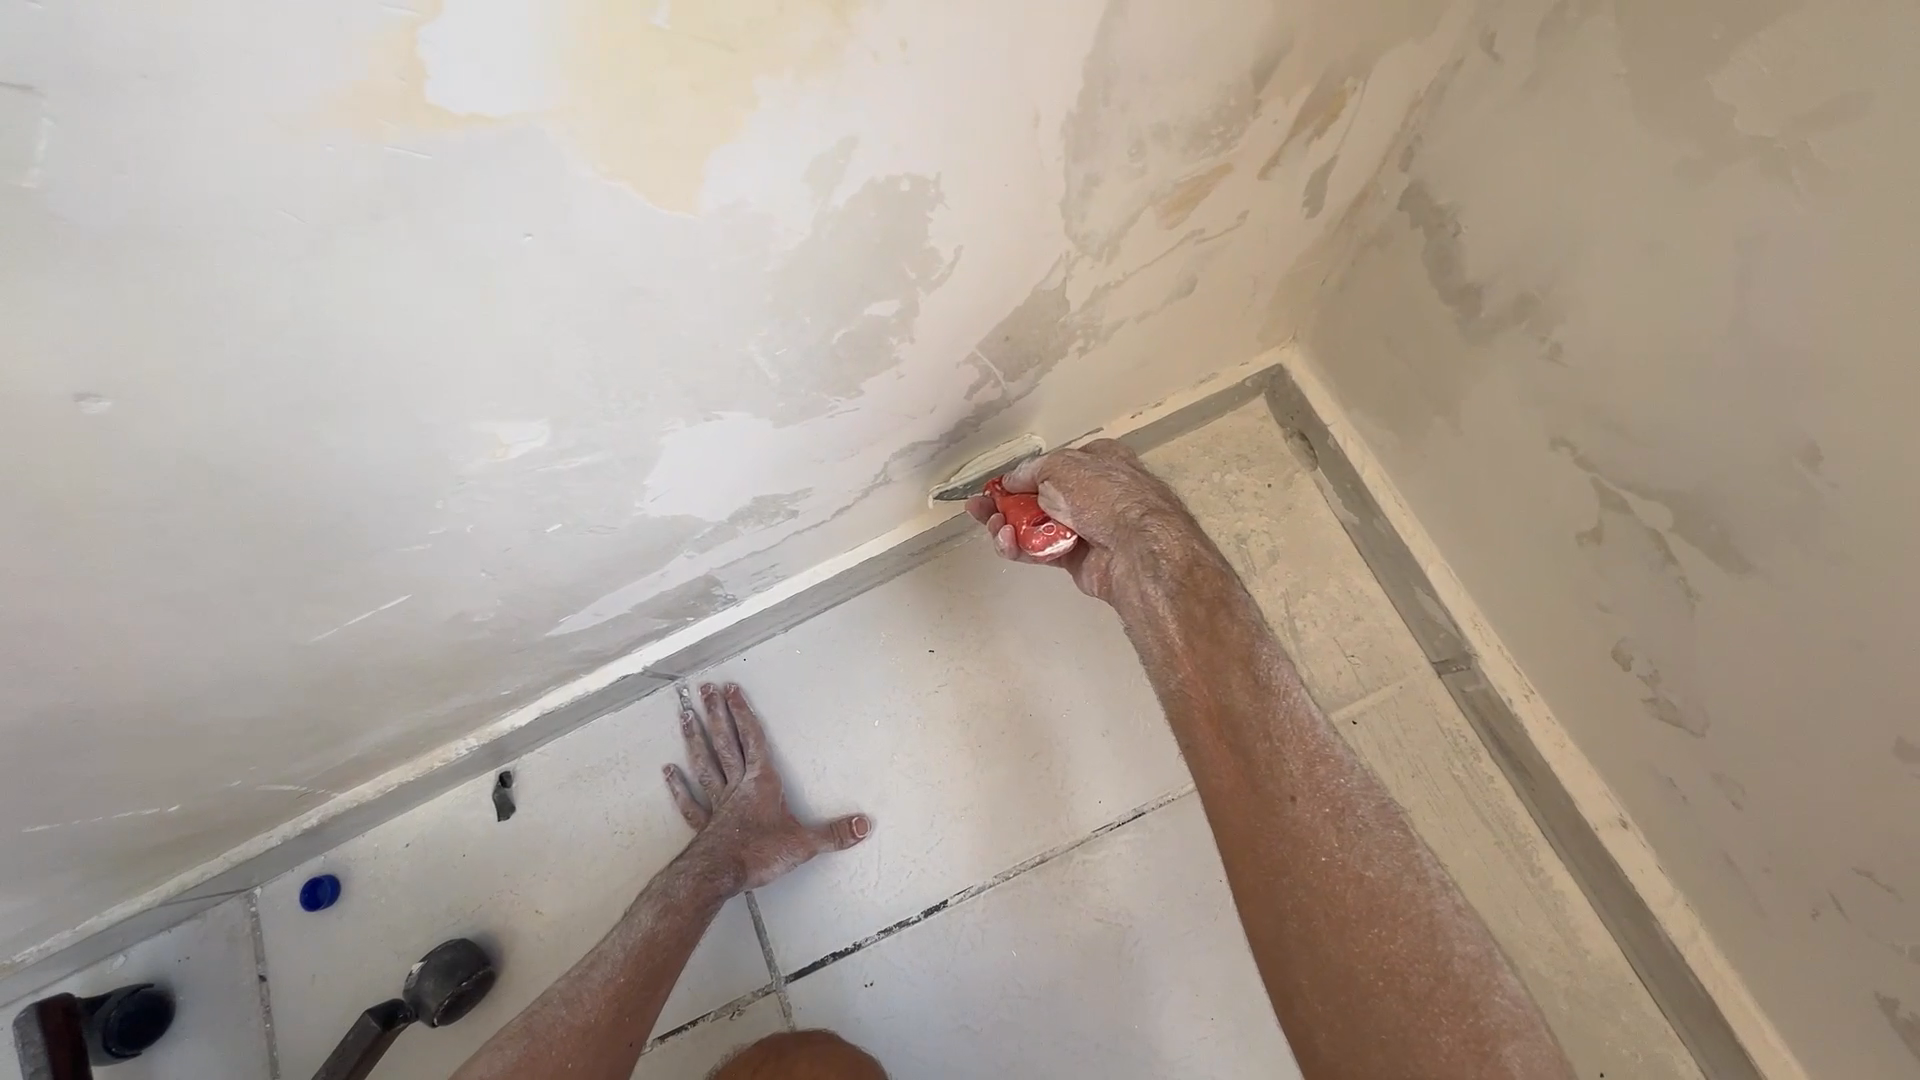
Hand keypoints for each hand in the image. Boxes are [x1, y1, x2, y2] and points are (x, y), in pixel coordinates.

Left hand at [664, 683, 869, 892]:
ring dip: (695, 739)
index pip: (752, 739)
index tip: (731, 690)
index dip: (743, 713)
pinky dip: (678, 785)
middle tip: (705, 689)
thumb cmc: (758, 853)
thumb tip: (865, 826)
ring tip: (685, 716)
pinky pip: (690, 801)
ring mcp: (717, 803)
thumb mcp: (804, 843)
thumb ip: (834, 834)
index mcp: (761, 782)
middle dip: (716, 714)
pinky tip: (669, 771)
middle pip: (725, 742)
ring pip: (705, 763)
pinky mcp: (704, 823)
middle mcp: (737, 785)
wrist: (717, 876)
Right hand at [965, 439, 1199, 602]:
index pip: (1053, 465)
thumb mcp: (1063, 466)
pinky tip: (1005, 542)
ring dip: (1008, 526)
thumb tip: (1011, 480)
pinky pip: (1040, 551)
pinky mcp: (1076, 559)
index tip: (997, 485)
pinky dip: (1020, 548)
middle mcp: (1092, 494)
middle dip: (1006, 503)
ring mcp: (1084, 528)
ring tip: (993, 526)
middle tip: (979, 509)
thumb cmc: (1104, 495)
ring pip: (1035, 527)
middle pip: (1039, 498)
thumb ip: (1032, 471)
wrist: (1137, 549)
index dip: (1024, 475)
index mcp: (1098, 462)